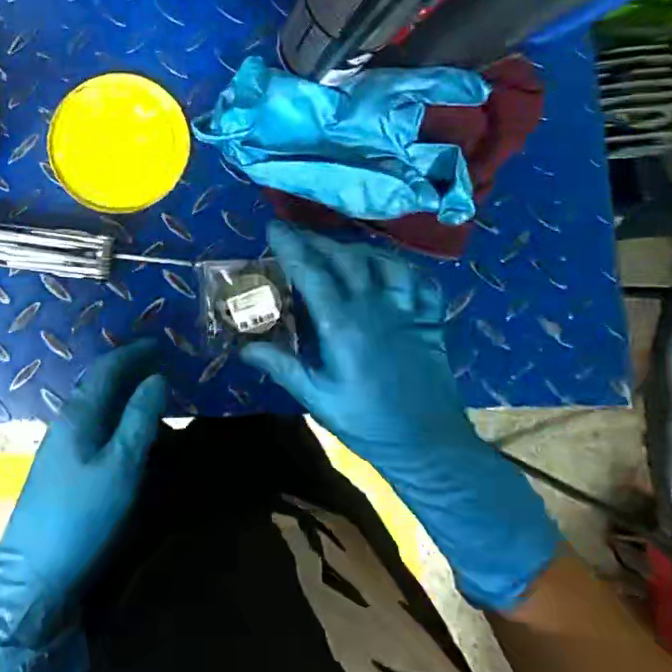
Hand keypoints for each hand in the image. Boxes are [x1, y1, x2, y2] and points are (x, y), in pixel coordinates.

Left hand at [0, 338, 166, 671]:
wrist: (35, 574)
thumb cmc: (81, 516)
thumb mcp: (120, 468)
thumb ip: (138, 421)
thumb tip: (157, 377)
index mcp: (77, 415)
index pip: (106, 370)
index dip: (133, 354)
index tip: (160, 341)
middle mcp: (66, 423)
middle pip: (99, 386)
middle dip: (129, 369)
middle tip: (162, 360)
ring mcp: (61, 447)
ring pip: (97, 408)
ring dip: (123, 394)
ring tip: (153, 390)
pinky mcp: (63, 470)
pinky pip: (95, 429)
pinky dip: (117, 420)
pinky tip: (130, 431)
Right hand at [239, 221, 559, 610]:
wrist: (428, 444)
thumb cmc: (365, 422)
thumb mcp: (314, 396)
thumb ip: (279, 365)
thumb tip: (241, 346)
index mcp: (342, 324)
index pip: (311, 271)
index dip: (290, 245)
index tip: (273, 227)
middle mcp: (375, 307)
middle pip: (344, 257)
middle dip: (315, 239)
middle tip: (292, 233)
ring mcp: (407, 310)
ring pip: (380, 261)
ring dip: (352, 247)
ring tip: (332, 247)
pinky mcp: (429, 320)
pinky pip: (417, 279)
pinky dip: (398, 265)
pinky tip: (384, 267)